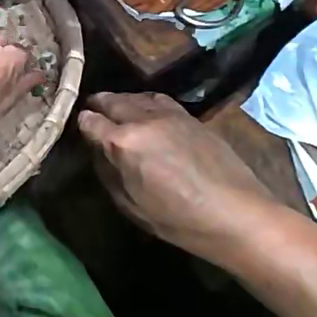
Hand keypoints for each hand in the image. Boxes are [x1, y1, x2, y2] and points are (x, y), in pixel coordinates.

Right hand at [77, 93, 276, 254]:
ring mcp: (169, 114)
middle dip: (98, 104)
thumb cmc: (179, 220)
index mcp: (124, 143)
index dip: (82, 123)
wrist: (237, 214)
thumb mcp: (132, 205)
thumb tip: (99, 153)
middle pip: (112, 101)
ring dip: (121, 100)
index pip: (91, 122)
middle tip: (91, 110)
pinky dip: (145, 101)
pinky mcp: (190, 117)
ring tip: (115, 108)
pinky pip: (159, 100)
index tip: (79, 126)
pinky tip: (145, 110)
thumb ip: (109, 174)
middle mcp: (143, 120)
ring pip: (136, 96)